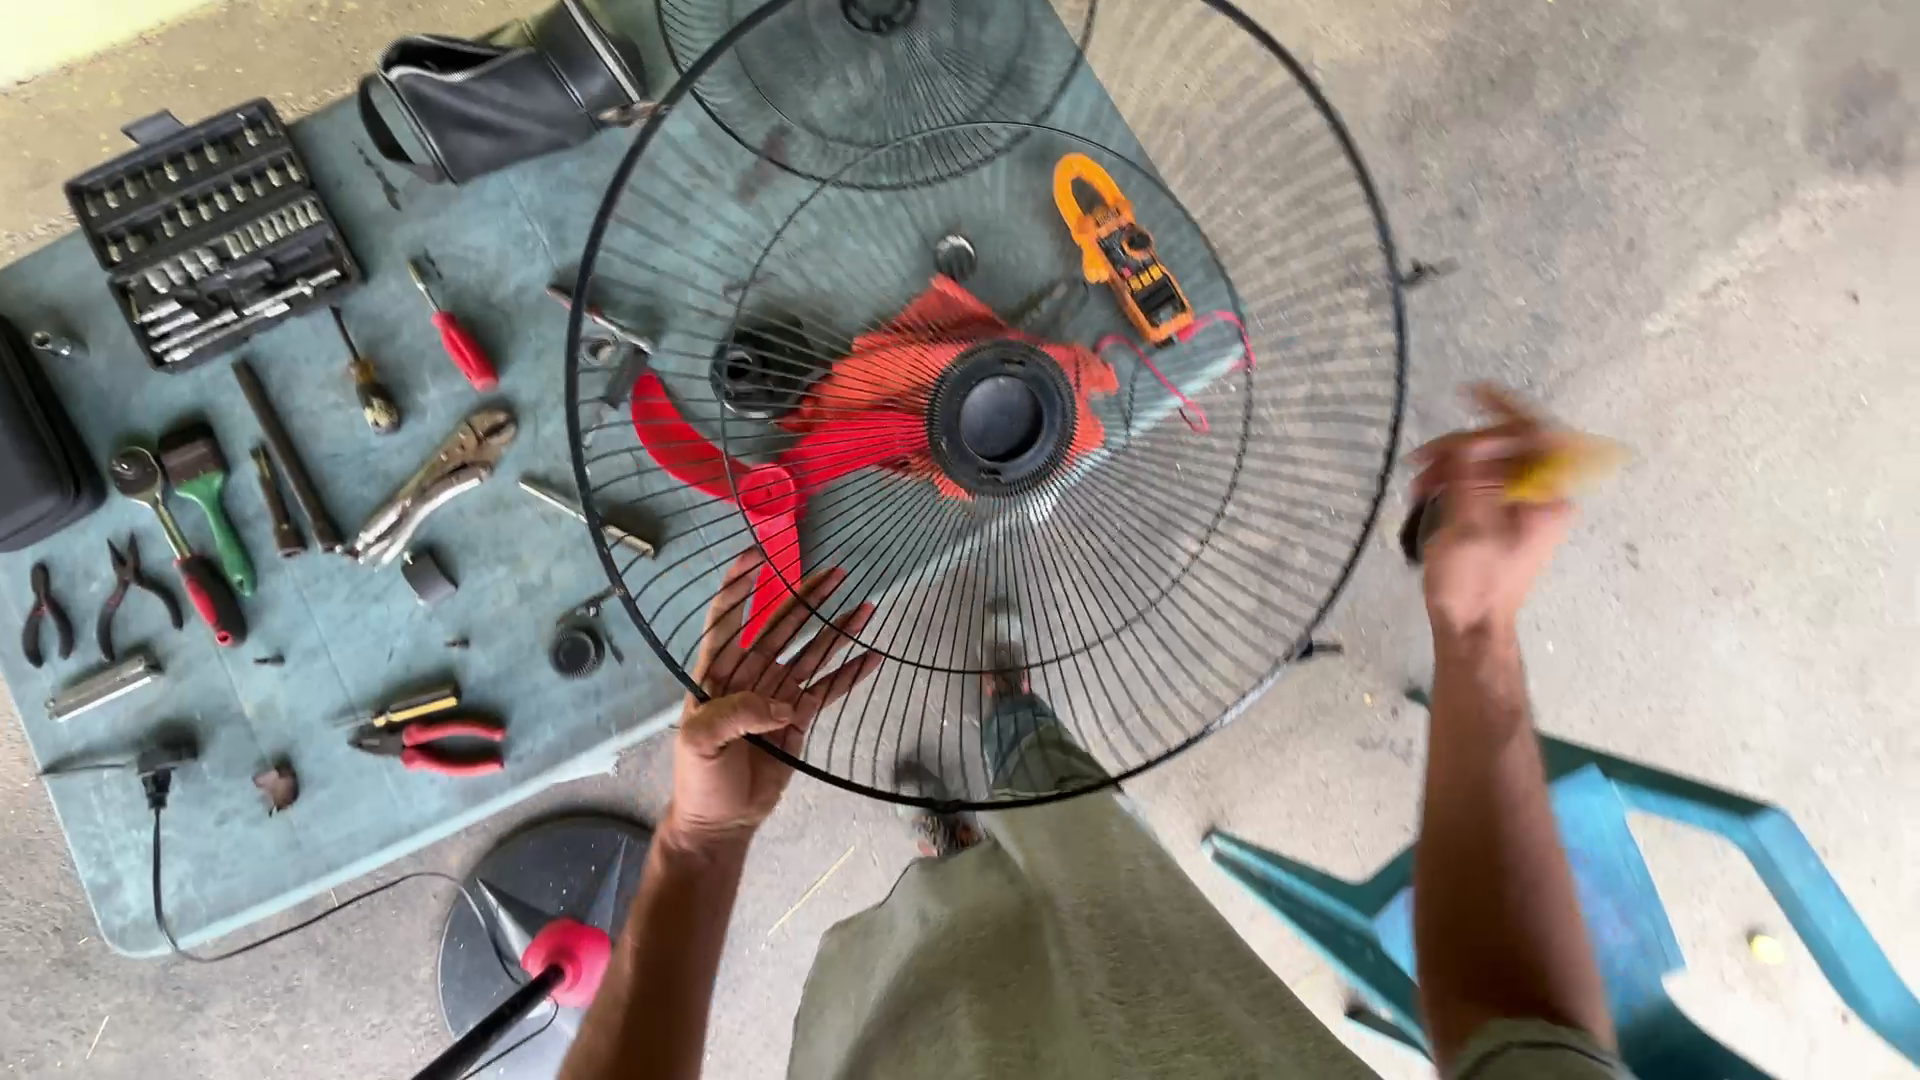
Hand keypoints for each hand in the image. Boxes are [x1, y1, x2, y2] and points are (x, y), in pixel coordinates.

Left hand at [665, 552, 881, 848]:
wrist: (721, 819)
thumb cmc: (699, 778)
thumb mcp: (700, 742)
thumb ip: (736, 714)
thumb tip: (781, 705)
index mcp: (717, 672)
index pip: (728, 618)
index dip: (741, 586)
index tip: (759, 556)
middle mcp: (750, 674)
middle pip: (783, 626)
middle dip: (808, 598)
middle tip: (836, 573)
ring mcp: (778, 693)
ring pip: (812, 652)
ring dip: (838, 630)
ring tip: (865, 607)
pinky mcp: (799, 716)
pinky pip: (828, 688)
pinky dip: (850, 673)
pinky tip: (872, 656)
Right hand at [1410, 384, 1574, 640]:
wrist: (1471, 627)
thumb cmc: (1473, 585)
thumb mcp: (1470, 530)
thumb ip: (1473, 482)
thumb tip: (1473, 442)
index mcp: (1546, 499)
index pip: (1538, 436)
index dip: (1506, 411)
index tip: (1471, 393)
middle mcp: (1541, 497)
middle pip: (1505, 449)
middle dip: (1460, 448)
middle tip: (1420, 461)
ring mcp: (1521, 508)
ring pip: (1486, 465)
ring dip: (1449, 466)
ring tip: (1417, 483)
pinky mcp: (1500, 519)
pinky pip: (1478, 484)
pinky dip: (1451, 482)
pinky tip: (1426, 493)